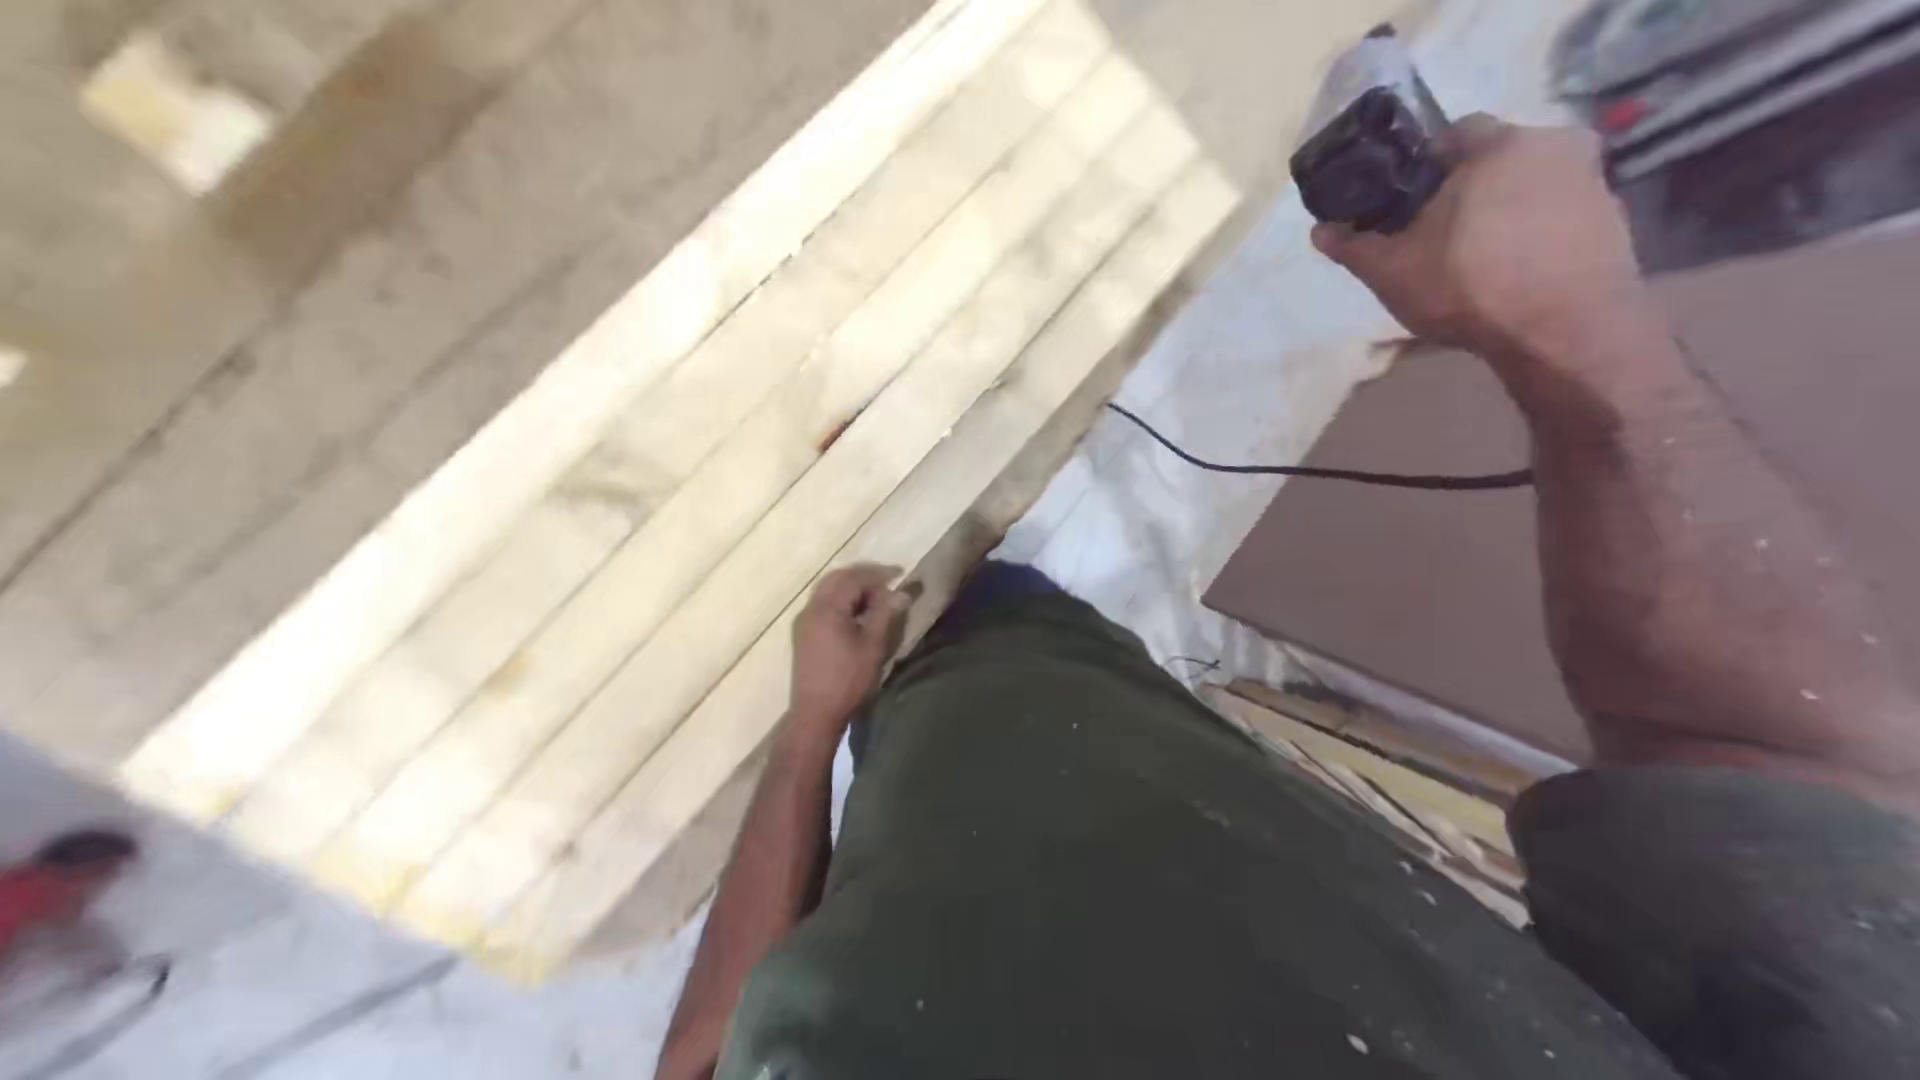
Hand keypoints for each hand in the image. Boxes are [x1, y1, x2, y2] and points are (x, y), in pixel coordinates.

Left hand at [788, 564, 911, 733]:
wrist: (816, 714)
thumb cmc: (848, 680)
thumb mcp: (873, 646)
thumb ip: (885, 614)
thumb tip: (902, 592)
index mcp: (826, 608)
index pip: (853, 578)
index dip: (877, 574)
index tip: (899, 574)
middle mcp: (810, 609)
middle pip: (837, 579)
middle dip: (862, 576)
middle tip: (887, 582)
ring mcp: (804, 621)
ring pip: (827, 590)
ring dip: (851, 587)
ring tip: (876, 597)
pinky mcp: (803, 634)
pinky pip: (823, 604)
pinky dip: (841, 600)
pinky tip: (858, 613)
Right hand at [1313, 115, 1647, 382]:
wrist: (1562, 330)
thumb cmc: (1468, 288)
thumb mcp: (1391, 272)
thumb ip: (1353, 246)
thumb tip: (1319, 231)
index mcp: (1498, 145)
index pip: (1450, 134)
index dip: (1418, 168)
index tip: (1402, 205)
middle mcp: (1553, 145)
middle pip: (1490, 160)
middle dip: (1459, 191)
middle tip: (1430, 235)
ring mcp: (1590, 178)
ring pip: (1523, 186)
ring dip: (1494, 212)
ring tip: (1468, 260)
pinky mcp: (1610, 215)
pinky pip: (1552, 212)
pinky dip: (1527, 232)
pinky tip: (1506, 272)